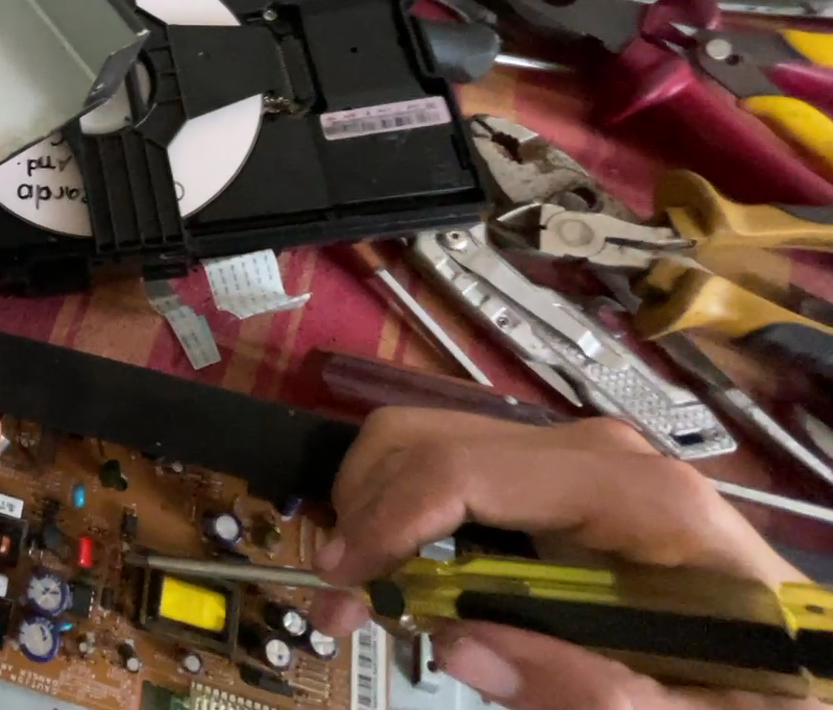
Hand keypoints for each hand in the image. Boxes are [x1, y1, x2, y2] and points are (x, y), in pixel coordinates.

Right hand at [310, 409, 807, 709]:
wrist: (815, 670)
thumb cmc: (779, 697)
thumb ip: (603, 698)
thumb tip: (455, 646)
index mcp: (638, 494)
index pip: (461, 471)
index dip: (386, 520)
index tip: (344, 585)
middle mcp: (586, 449)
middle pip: (420, 441)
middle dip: (360, 514)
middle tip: (339, 595)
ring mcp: (557, 450)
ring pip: (410, 440)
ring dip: (365, 508)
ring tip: (360, 585)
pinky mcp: (535, 467)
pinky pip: (431, 462)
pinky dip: (391, 508)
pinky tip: (396, 565)